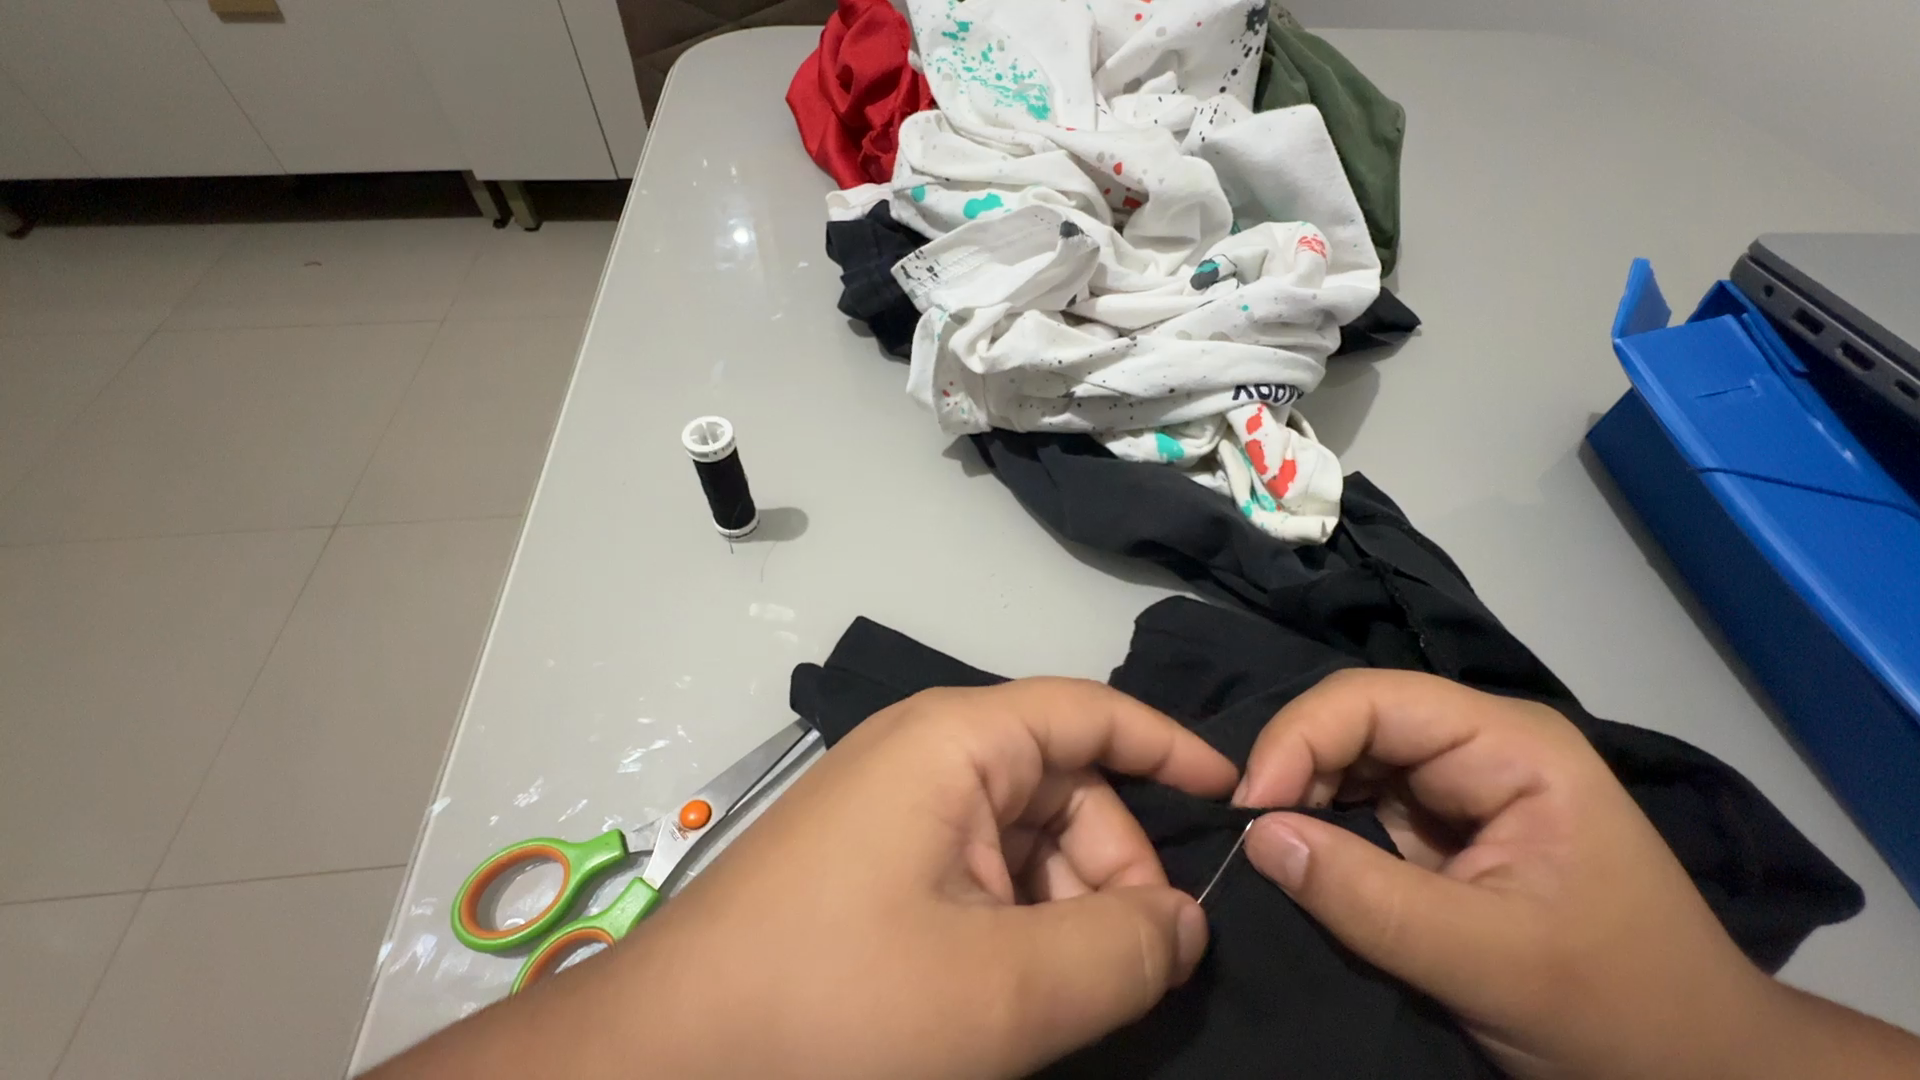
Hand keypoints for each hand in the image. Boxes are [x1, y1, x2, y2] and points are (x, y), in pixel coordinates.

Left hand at [372, 679, 1237, 1079]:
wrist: (661, 1059)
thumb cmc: (835, 1004)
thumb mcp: (1001, 989)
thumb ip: (1121, 950)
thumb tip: (1187, 924)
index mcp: (956, 741)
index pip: (1090, 713)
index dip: (1170, 748)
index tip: (1236, 798)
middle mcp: (926, 753)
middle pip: (1063, 786)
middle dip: (1115, 866)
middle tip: (1140, 962)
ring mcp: (895, 806)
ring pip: (1022, 836)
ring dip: (1065, 907)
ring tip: (1066, 995)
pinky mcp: (874, 858)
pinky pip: (975, 869)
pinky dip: (1015, 922)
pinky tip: (1014, 991)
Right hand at [1232, 669, 1919, 1079]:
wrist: (1695, 1071)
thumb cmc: (1616, 1012)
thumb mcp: (1488, 963)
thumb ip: (1367, 898)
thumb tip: (1255, 834)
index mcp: (1510, 746)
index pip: (1373, 700)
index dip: (1299, 739)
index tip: (1250, 809)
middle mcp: (1478, 744)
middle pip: (1354, 719)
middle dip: (1292, 766)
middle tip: (1247, 832)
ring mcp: (1458, 780)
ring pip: (1346, 754)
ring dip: (1298, 793)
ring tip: (1262, 842)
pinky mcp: (1438, 819)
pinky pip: (1356, 796)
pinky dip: (1315, 819)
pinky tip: (1297, 851)